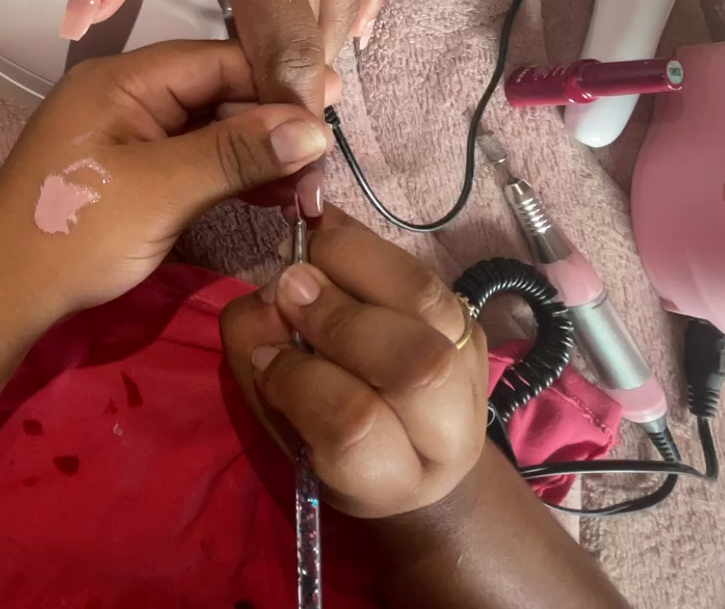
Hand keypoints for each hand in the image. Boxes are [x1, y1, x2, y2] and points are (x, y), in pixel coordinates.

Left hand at [0, 41, 334, 315]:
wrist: (3, 293)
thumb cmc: (74, 233)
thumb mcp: (160, 190)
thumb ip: (235, 153)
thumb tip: (314, 129)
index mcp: (123, 80)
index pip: (216, 59)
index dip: (276, 79)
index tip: (335, 102)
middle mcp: (128, 95)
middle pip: (216, 92)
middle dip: (271, 125)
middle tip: (325, 160)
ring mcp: (130, 134)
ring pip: (210, 129)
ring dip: (257, 155)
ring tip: (308, 186)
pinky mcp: (135, 170)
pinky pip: (193, 159)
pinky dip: (231, 175)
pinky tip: (273, 195)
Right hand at [220, 207, 487, 517]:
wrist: (392, 434)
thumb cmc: (316, 429)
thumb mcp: (272, 410)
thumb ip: (257, 352)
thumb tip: (274, 291)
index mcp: (390, 476)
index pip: (355, 423)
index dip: (300, 378)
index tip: (266, 356)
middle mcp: (449, 428)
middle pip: (414, 363)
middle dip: (335, 315)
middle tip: (288, 290)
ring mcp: (467, 363)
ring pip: (424, 299)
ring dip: (351, 265)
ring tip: (309, 264)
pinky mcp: (466, 315)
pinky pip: (416, 265)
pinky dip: (361, 248)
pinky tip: (329, 253)